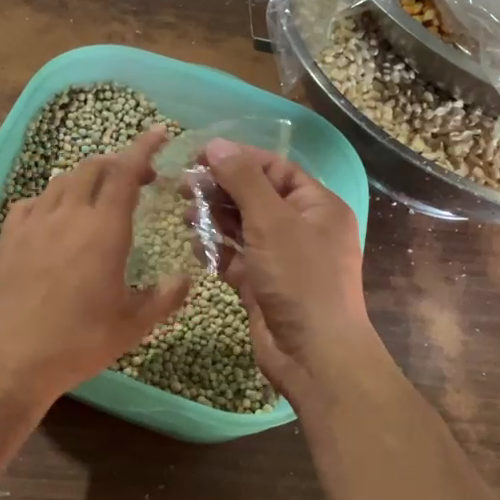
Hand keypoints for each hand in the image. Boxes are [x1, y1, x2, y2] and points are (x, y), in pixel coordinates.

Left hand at [0, 129, 190, 402]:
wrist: (11, 360)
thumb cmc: (78, 343)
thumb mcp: (132, 326)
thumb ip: (164, 298)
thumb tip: (185, 278)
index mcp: (103, 230)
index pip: (126, 173)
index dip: (144, 149)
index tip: (158, 134)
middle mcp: (67, 215)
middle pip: (92, 168)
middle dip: (116, 165)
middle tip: (135, 180)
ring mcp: (32, 223)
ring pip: (62, 182)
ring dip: (85, 179)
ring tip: (98, 197)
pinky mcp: (8, 237)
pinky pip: (33, 202)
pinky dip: (52, 199)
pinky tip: (55, 218)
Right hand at [203, 139, 375, 400]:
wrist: (314, 354)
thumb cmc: (299, 279)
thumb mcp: (271, 221)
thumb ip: (243, 180)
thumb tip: (215, 145)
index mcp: (317, 206)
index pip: (275, 168)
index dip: (238, 158)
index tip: (197, 156)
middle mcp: (302, 228)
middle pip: (256, 196)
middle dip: (220, 189)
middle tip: (182, 187)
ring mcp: (282, 259)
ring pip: (243, 227)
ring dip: (213, 219)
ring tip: (183, 214)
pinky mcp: (263, 285)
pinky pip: (236, 258)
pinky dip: (216, 250)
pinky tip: (193, 245)